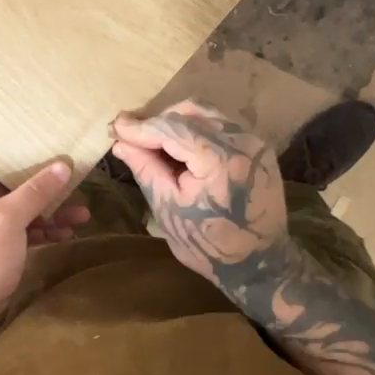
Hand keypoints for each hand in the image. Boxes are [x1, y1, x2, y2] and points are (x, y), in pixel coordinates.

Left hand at [0, 156, 88, 311]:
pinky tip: (69, 232)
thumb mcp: (9, 218)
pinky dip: (45, 228)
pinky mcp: (2, 243)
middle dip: (42, 179)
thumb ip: (36, 190)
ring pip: (24, 206)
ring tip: (83, 212)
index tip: (39, 134)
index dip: (10, 143)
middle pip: (11, 179)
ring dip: (51, 208)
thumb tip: (64, 165)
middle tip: (71, 169)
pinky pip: (27, 228)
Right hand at [110, 100, 293, 294]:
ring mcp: (255, 141)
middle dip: (157, 120)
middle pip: (190, 112)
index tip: (115, 127)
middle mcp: (242, 141)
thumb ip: (146, 169)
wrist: (259, 262)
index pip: (172, 128)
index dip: (141, 127)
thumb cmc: (208, 245)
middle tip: (130, 135)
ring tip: (152, 141)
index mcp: (220, 160)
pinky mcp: (258, 147)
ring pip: (207, 114)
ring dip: (176, 122)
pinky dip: (196, 129)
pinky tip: (178, 148)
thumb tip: (121, 143)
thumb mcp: (168, 209)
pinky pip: (221, 125)